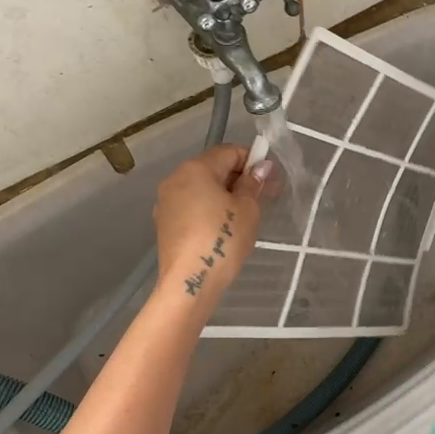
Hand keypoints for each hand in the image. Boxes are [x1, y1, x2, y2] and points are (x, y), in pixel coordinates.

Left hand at [152, 144, 271, 304]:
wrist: (189, 282)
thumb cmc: (222, 239)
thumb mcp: (247, 209)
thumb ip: (252, 184)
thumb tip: (260, 167)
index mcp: (196, 169)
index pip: (229, 152)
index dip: (252, 160)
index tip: (270, 178)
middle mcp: (175, 178)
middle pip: (213, 168)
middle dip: (239, 178)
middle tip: (264, 196)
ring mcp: (166, 201)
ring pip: (201, 188)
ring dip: (224, 194)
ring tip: (245, 214)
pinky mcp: (164, 222)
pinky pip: (191, 205)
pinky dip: (208, 208)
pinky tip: (223, 227)